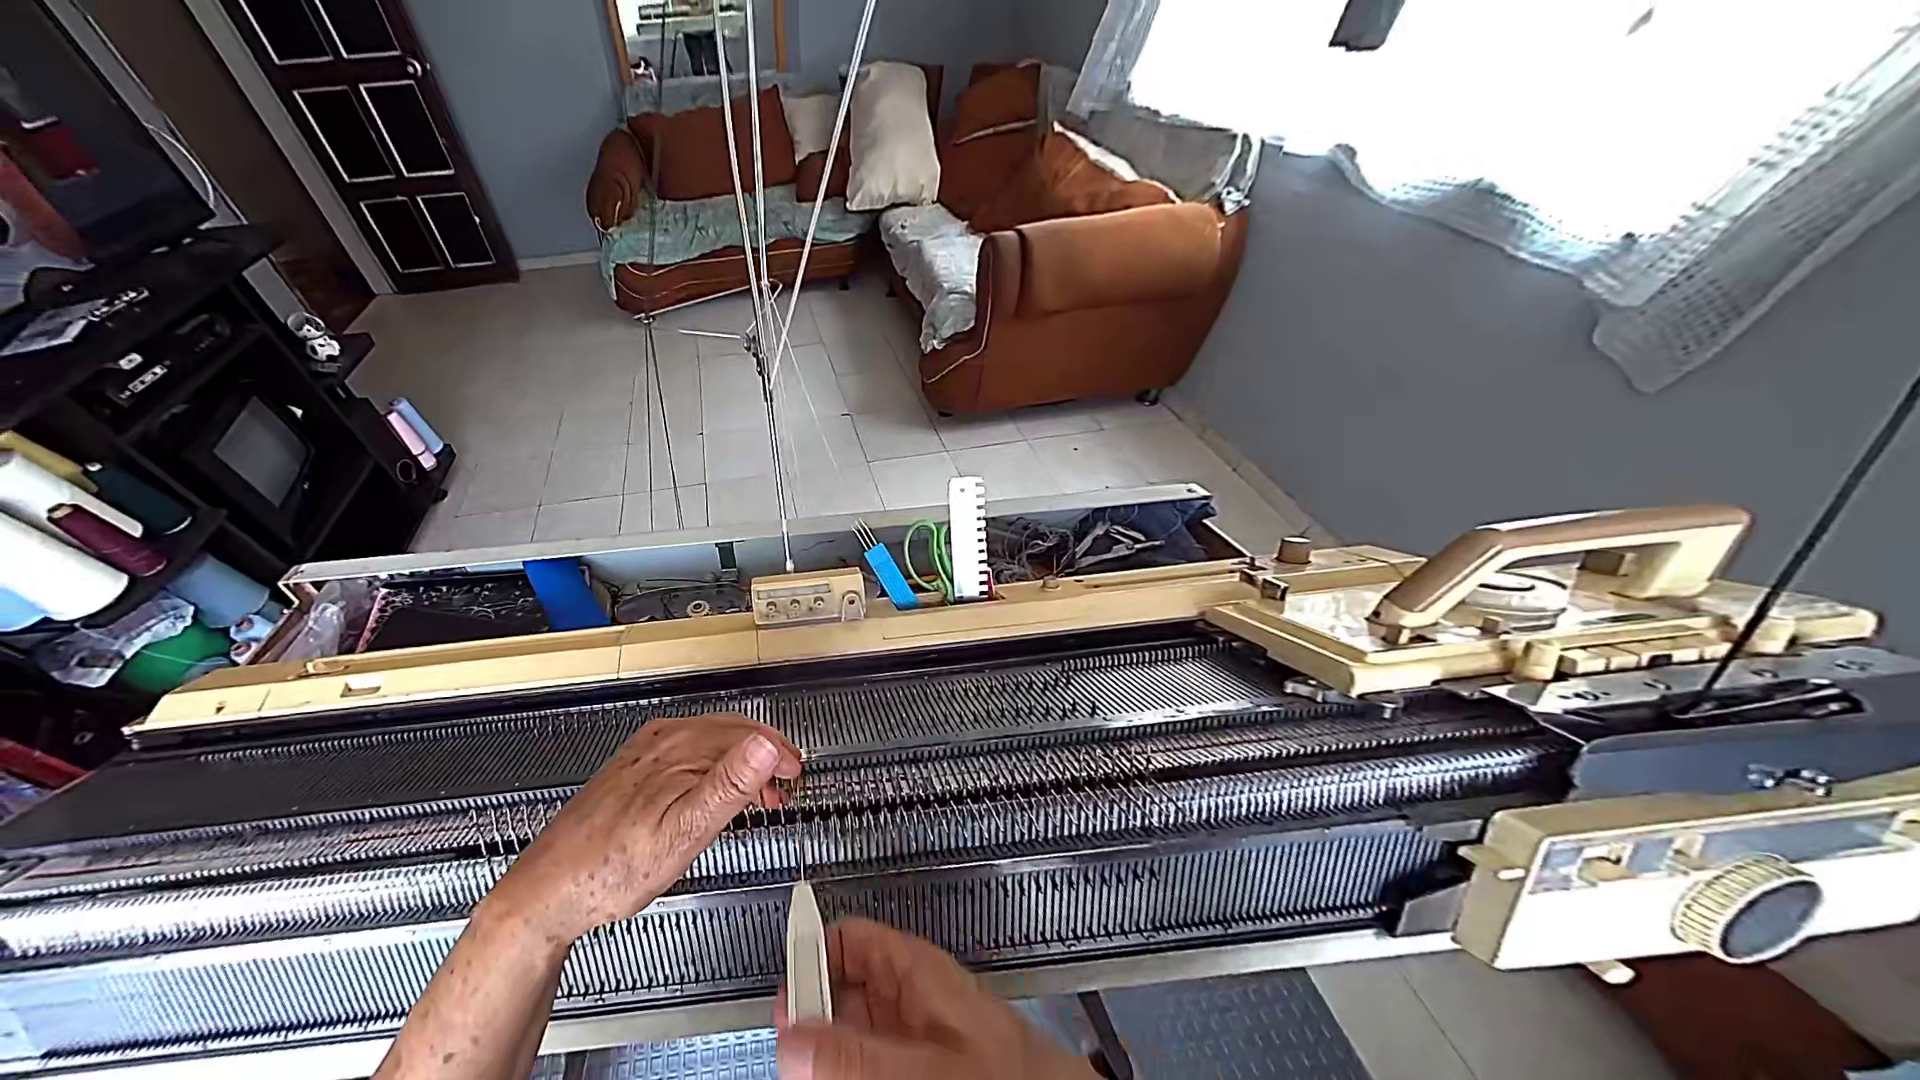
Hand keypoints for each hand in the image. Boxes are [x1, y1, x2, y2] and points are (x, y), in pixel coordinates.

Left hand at [480, 714, 801, 950]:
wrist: (544, 894)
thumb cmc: (608, 871)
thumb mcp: (683, 832)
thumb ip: (730, 785)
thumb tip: (765, 746)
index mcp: (678, 749)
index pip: (747, 736)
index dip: (779, 754)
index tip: (796, 772)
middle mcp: (660, 742)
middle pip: (731, 734)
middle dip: (764, 756)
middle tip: (784, 783)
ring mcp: (644, 755)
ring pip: (709, 743)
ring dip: (741, 762)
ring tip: (756, 792)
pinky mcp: (633, 771)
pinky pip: (686, 754)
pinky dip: (713, 767)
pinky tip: (711, 789)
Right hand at [776, 919, 1096, 1079]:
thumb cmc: (1008, 1074)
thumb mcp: (925, 1064)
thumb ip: (857, 1053)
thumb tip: (793, 1038)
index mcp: (913, 970)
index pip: (848, 939)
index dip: (811, 961)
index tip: (783, 1003)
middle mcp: (906, 995)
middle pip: (837, 990)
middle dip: (812, 1022)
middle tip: (799, 1062)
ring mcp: (908, 1031)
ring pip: (846, 1031)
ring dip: (827, 1055)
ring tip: (819, 1072)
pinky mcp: (909, 1059)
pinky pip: (864, 1058)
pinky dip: (847, 1069)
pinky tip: (842, 1077)